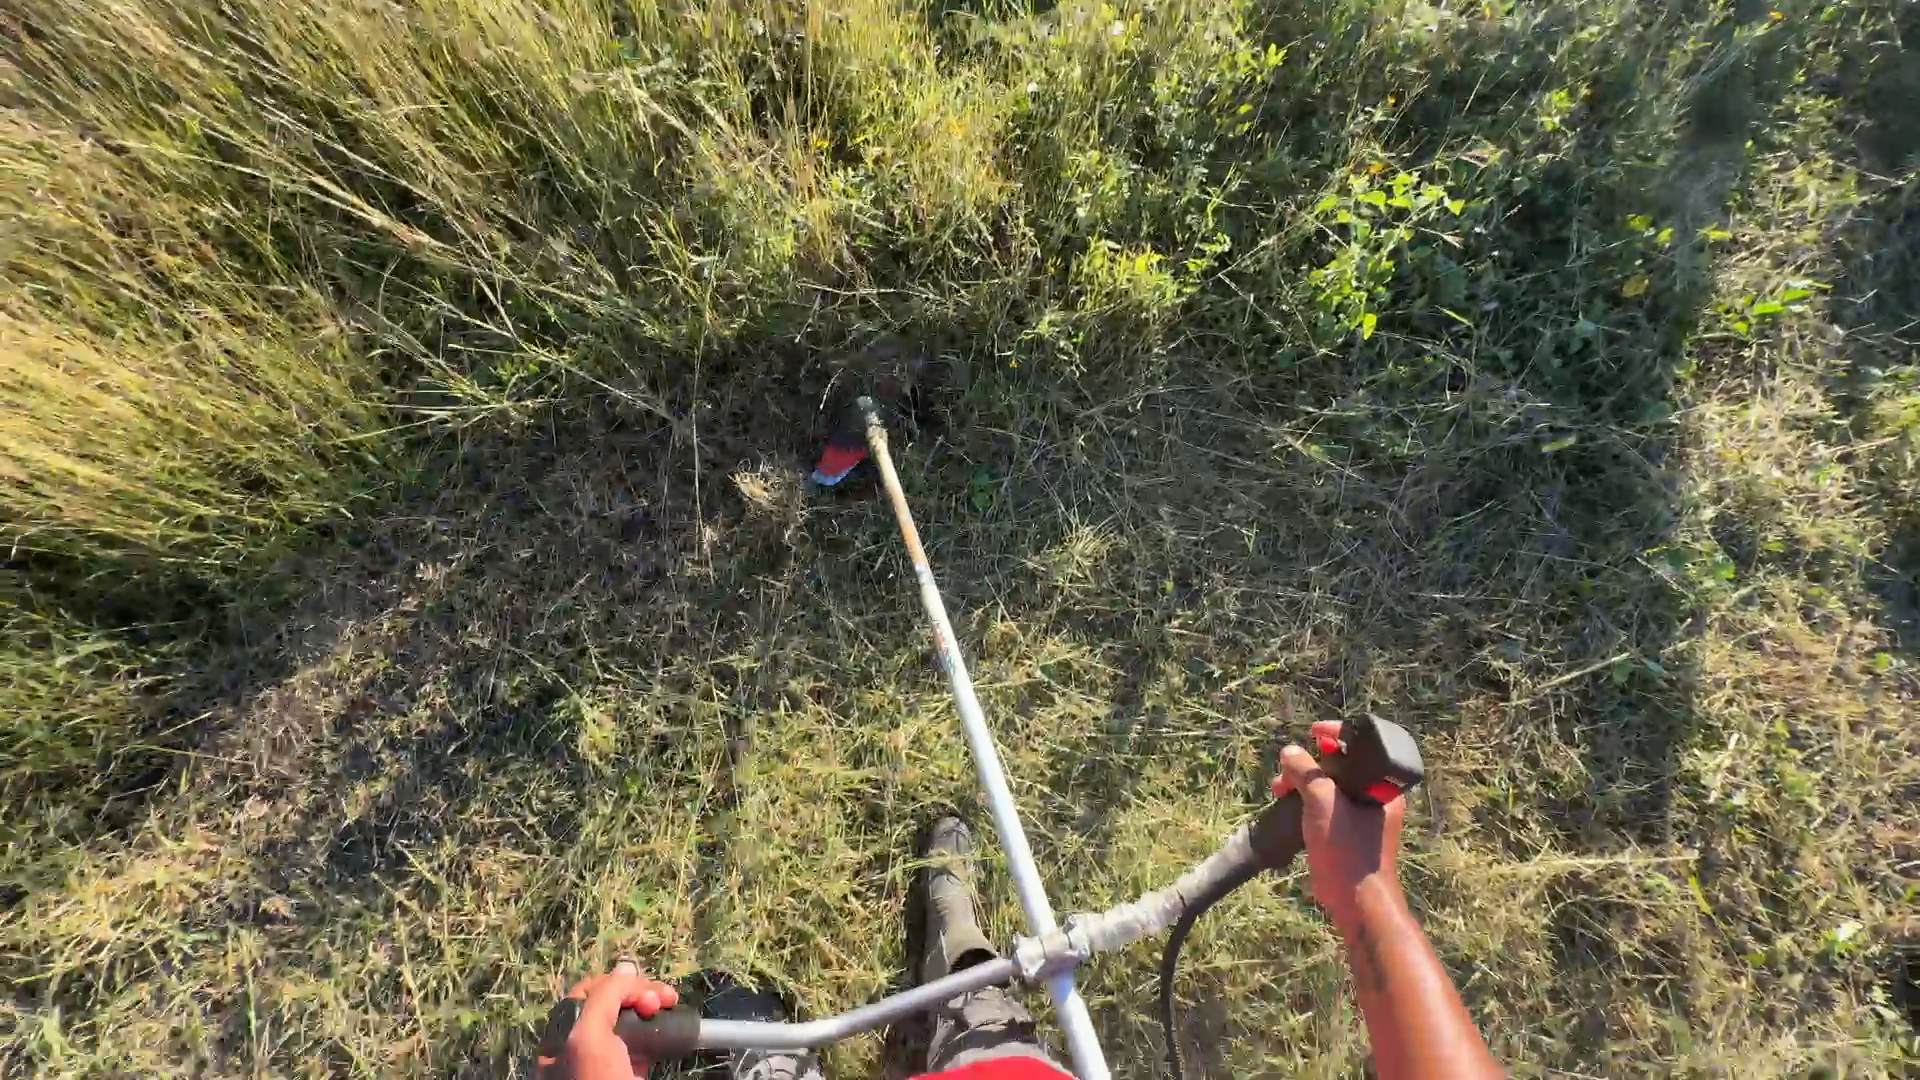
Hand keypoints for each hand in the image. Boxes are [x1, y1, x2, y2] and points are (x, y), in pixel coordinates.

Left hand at [536, 959, 679, 1079]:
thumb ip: (603, 999)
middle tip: (662, 1000)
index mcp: (559, 1039)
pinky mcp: (625, 1073)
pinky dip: (656, 1027)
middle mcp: (577, 1047)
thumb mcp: (588, 1040)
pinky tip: (668, 1027)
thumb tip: (626, 967)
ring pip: (628, 1017)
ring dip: (652, 1003)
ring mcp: (603, 1062)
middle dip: (640, 991)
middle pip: (610, 1001)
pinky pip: (640, 1040)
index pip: (587, 991)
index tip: (645, 994)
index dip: (618, 983)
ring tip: (669, 1005)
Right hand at [1270, 719, 1405, 932]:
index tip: (1313, 732)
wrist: (1356, 900)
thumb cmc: (1346, 846)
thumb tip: (1290, 752)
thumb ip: (1305, 771)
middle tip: (1286, 772)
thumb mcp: (1322, 800)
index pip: (1360, 747)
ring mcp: (1361, 817)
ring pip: (1327, 787)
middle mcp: (1374, 798)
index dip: (1335, 735)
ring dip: (1301, 784)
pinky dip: (1305, 802)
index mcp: (1381, 787)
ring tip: (1280, 791)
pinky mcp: (1346, 833)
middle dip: (1307, 764)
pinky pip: (1323, 806)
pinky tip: (1289, 806)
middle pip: (1338, 766)